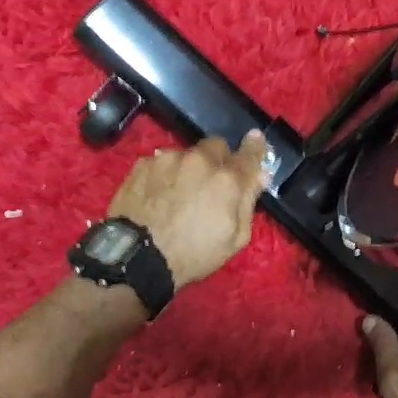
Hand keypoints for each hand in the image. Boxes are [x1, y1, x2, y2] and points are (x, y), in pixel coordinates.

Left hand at [107, 131, 269, 286]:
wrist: (138, 257)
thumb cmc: (193, 255)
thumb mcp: (235, 239)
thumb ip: (248, 202)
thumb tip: (259, 175)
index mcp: (226, 179)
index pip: (249, 154)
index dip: (255, 148)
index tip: (256, 140)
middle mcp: (199, 160)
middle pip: (216, 146)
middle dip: (218, 160)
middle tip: (210, 182)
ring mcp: (168, 159)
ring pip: (186, 153)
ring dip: (188, 167)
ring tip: (177, 193)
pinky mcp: (143, 164)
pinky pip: (161, 162)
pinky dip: (164, 174)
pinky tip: (157, 194)